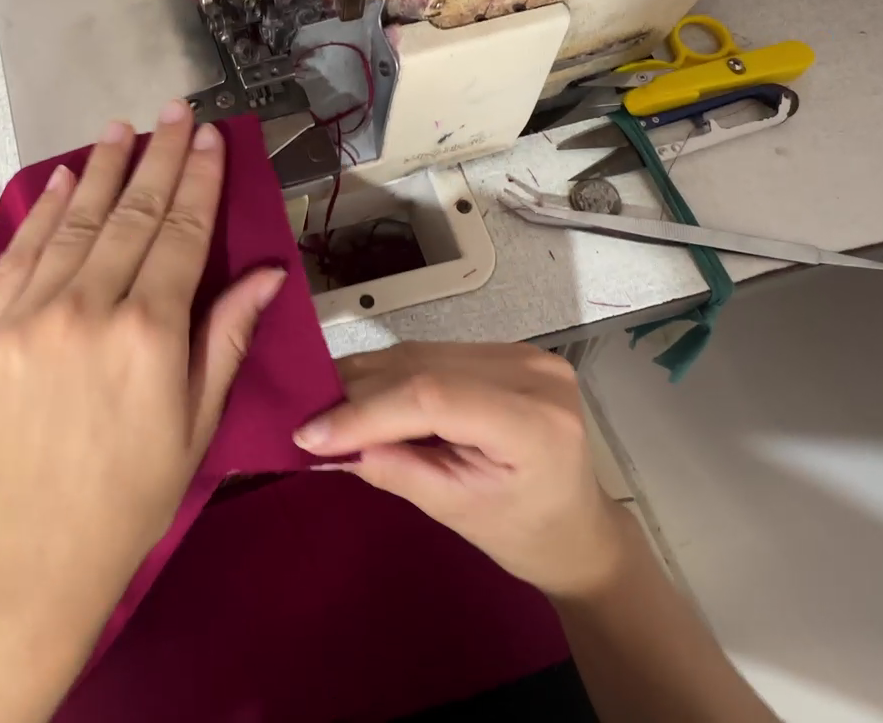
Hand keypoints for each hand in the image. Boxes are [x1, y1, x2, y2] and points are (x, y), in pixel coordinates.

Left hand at [0, 101, 287, 625]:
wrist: (36, 553)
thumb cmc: (132, 496)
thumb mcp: (198, 423)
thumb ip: (225, 337)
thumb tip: (266, 275)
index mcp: (149, 333)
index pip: (183, 233)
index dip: (200, 180)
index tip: (210, 138)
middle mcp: (89, 309)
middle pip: (133, 214)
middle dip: (159, 156)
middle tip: (174, 111)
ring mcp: (32, 315)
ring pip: (77, 221)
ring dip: (105, 169)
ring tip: (124, 128)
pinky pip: (21, 253)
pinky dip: (44, 210)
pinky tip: (66, 177)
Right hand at [292, 342, 630, 598]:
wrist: (578, 527)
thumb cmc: (524, 533)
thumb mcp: (456, 511)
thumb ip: (393, 468)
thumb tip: (324, 442)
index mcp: (535, 421)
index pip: (432, 397)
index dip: (364, 411)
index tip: (309, 433)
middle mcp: (531, 372)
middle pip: (420, 368)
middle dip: (354, 393)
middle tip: (304, 419)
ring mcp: (520, 353)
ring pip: (417, 354)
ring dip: (365, 379)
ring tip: (323, 407)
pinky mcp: (504, 350)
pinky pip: (429, 355)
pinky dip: (389, 376)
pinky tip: (360, 394)